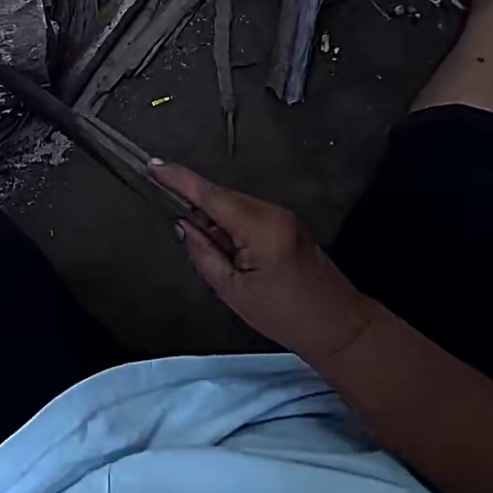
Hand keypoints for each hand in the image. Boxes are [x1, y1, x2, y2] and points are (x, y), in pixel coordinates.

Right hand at [152, 161, 375, 363]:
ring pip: (233, 204)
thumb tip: (183, 225)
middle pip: (222, 197)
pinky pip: (245, 213)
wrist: (339, 326)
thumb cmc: (283, 315)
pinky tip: (222, 244)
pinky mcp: (285, 224)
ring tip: (202, 244)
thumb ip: (203, 253)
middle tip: (173, 218)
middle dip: (194, 202)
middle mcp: (272, 213)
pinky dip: (227, 222)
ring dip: (211, 215)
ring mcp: (282, 216)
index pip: (211, 195)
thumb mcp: (233, 290)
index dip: (180, 179)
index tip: (154, 166)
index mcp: (259, 228)